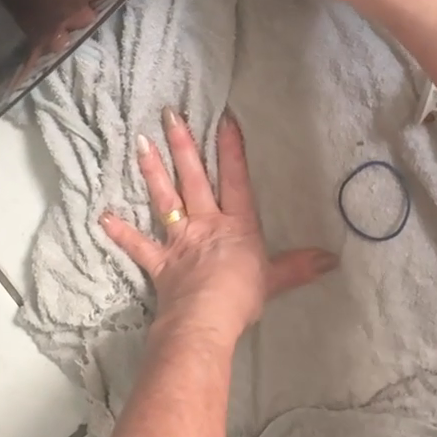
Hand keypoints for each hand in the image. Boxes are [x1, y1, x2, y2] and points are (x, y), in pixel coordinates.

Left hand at [100, 109, 336, 341]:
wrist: (206, 321)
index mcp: (236, 223)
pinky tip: (103, 216)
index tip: (224, 119)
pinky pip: (138, 245)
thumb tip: (334, 259)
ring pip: (164, 199)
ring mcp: (180, 240)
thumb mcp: (277, 278)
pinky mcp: (160, 262)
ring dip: (152, 171)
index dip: (230, 149)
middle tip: (170, 115)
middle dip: (182, 145)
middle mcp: (206, 223)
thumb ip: (300, 265)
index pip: (235, 178)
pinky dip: (120, 232)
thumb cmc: (242, 296)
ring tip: (141, 142)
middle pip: (193, 178)